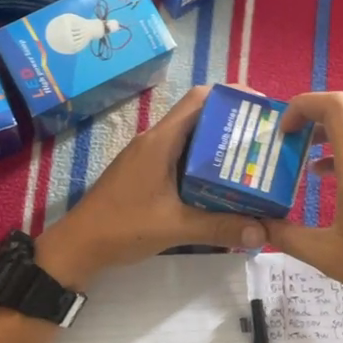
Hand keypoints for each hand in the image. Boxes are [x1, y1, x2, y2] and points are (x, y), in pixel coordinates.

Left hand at [36, 86, 267, 288]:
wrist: (78, 245)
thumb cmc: (122, 227)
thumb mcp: (175, 227)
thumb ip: (220, 227)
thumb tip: (264, 232)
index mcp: (161, 141)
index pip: (200, 99)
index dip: (232, 97)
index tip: (263, 109)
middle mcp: (154, 142)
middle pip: (199, 117)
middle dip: (233, 125)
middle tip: (264, 142)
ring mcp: (147, 158)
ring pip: (190, 140)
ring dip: (218, 148)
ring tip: (251, 163)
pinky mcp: (144, 174)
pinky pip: (179, 158)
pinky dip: (202, 166)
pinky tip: (221, 186)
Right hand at [263, 92, 342, 342]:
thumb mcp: (329, 258)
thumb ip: (287, 236)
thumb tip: (259, 226)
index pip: (337, 108)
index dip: (304, 106)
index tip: (283, 130)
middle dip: (317, 116)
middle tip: (291, 141)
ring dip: (338, 136)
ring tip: (310, 165)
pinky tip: (342, 184)